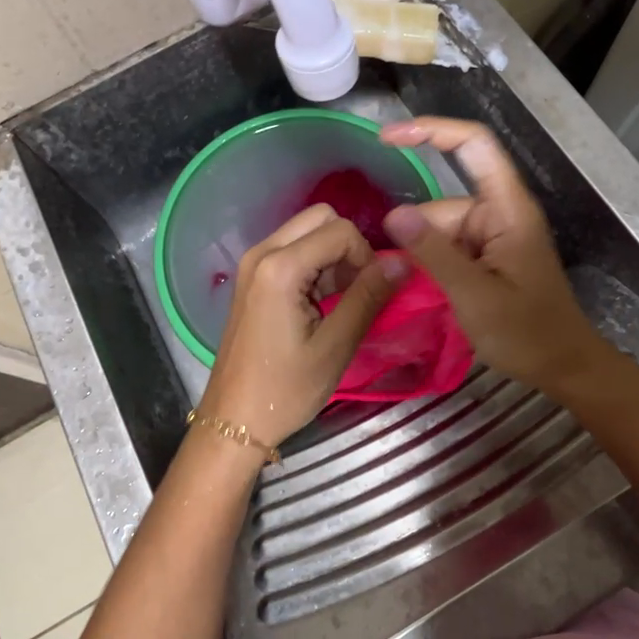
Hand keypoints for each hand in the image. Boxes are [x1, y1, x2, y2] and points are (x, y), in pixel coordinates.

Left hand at [200, 204, 410, 445]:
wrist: (234, 421)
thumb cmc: (284, 389)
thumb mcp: (335, 346)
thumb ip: (368, 296)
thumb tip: (404, 261)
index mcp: (279, 267)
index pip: (339, 230)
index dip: (365, 255)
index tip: (372, 292)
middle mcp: (262, 252)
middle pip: (320, 218)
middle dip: (348, 247)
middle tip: (357, 290)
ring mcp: (253, 262)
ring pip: (307, 231)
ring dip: (332, 257)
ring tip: (342, 301)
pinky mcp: (253, 276)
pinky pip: (293, 250)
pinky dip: (315, 265)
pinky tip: (323, 303)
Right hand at [379, 118, 604, 393]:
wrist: (565, 369)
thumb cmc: (528, 333)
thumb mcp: (475, 295)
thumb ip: (434, 252)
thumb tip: (394, 213)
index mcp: (508, 209)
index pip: (474, 145)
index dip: (431, 129)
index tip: (387, 137)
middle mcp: (501, 212)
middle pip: (444, 201)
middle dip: (420, 233)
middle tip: (408, 276)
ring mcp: (495, 233)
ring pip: (441, 227)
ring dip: (426, 254)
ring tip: (430, 294)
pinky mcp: (488, 254)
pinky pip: (449, 244)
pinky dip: (433, 262)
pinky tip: (430, 289)